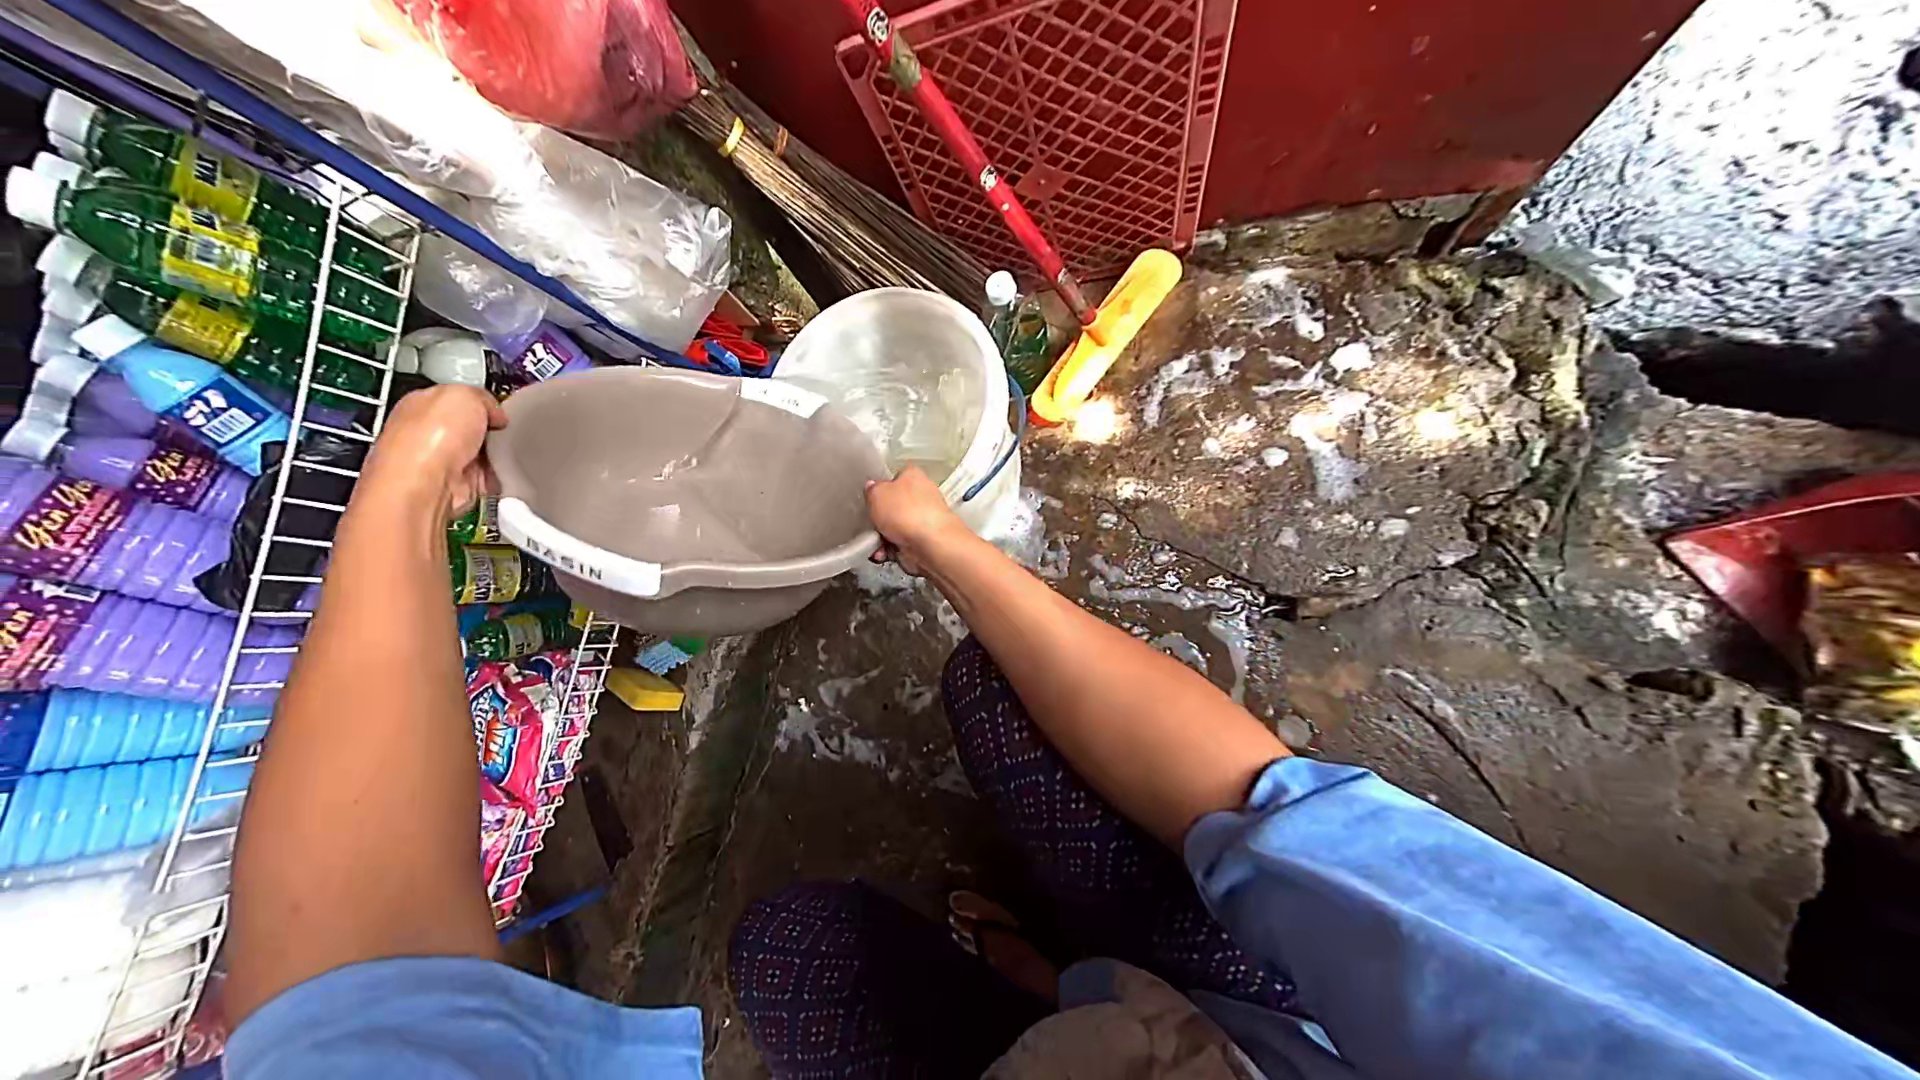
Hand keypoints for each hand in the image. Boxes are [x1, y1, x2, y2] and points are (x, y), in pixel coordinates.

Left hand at [361, 385, 506, 521]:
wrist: (429, 482)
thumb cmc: (433, 436)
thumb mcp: (464, 395)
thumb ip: (482, 398)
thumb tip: (495, 415)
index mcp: (422, 404)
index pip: (457, 399)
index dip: (482, 403)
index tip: (499, 408)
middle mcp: (429, 433)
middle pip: (474, 428)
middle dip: (493, 430)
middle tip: (504, 430)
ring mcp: (444, 461)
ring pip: (486, 453)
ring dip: (499, 453)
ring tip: (505, 451)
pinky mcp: (461, 486)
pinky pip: (492, 477)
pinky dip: (502, 475)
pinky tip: (504, 471)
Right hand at [866, 466, 970, 574]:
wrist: (931, 544)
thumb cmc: (905, 512)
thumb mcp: (877, 493)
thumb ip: (872, 490)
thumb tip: (872, 488)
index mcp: (913, 476)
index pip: (895, 477)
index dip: (881, 488)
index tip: (871, 498)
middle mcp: (921, 496)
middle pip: (892, 506)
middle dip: (878, 518)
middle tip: (870, 523)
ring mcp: (923, 520)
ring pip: (894, 528)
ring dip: (881, 537)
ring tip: (875, 543)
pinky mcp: (923, 541)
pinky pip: (899, 544)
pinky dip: (889, 550)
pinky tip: (883, 554)